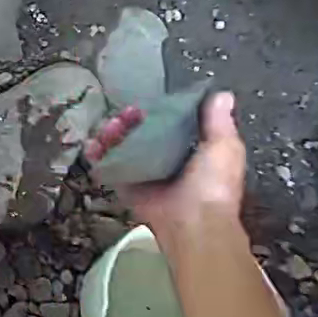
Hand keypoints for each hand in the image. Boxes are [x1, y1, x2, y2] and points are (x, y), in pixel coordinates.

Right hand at [85, 91, 246, 239]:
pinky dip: (97, 154)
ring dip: (111, 133)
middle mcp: (164, 159)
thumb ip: (218, 121)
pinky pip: (107, 166)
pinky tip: (93, 144)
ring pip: (120, 146)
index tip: (146, 103)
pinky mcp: (125, 186)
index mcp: (189, 149)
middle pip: (138, 132)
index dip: (154, 110)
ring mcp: (142, 173)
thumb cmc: (213, 184)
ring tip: (110, 128)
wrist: (194, 222)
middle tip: (125, 115)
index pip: (166, 122)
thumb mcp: (225, 147)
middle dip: (128, 120)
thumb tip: (222, 94)